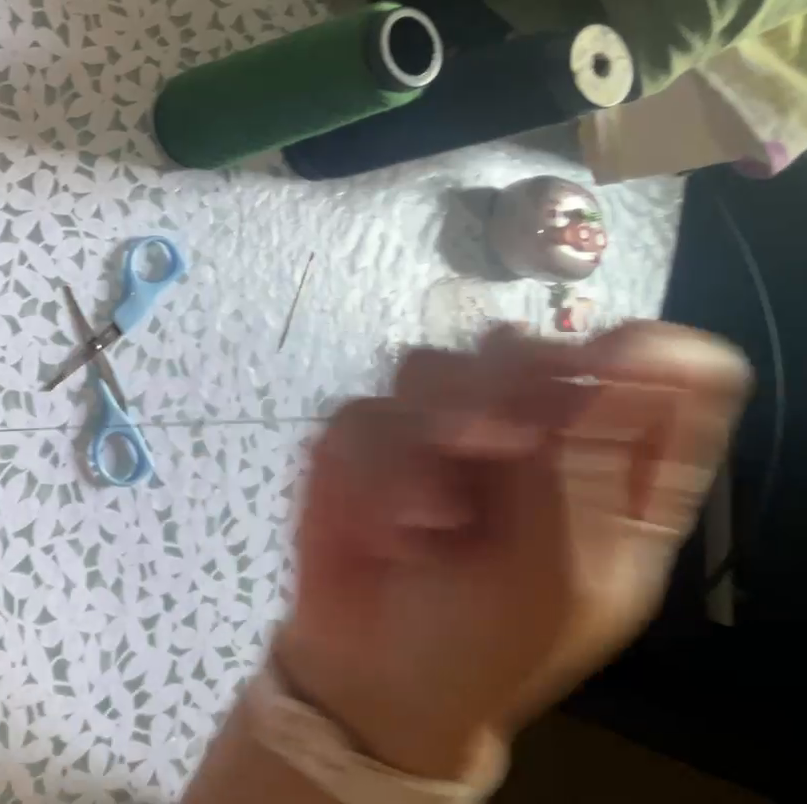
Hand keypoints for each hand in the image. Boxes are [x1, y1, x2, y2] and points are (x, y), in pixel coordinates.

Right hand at [278, 321, 749, 778]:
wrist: (368, 675)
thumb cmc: (486, 644)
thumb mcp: (561, 576)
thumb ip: (584, 464)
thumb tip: (634, 352)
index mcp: (613, 471)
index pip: (666, 370)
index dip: (638, 356)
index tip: (590, 376)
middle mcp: (526, 435)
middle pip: (526, 346)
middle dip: (497, 391)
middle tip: (480, 448)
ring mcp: (433, 432)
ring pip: (427, 366)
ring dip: (420, 437)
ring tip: (425, 517)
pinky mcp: (361, 442)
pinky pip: (356, 412)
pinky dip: (364, 470)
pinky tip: (380, 528)